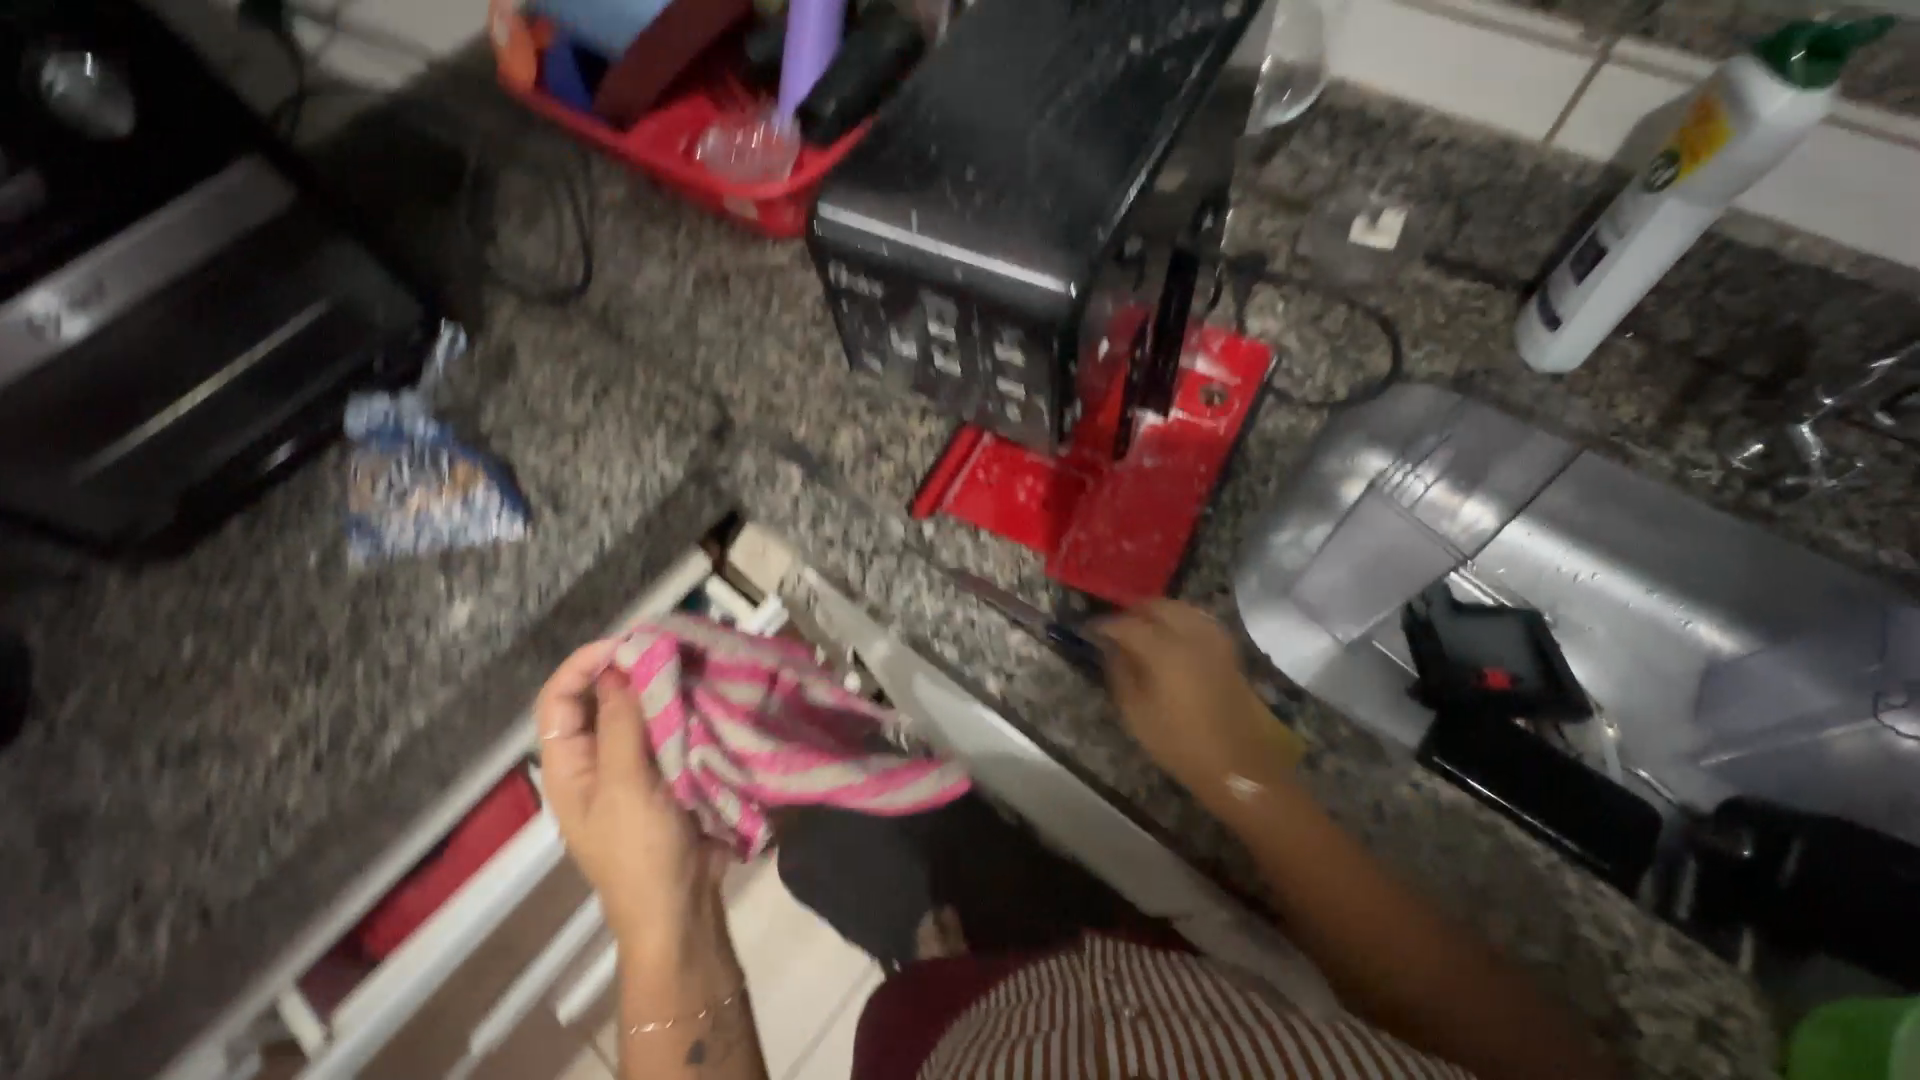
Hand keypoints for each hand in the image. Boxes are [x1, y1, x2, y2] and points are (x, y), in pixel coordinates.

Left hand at [535, 642, 728, 951]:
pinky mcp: (668, 775)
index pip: (558, 700)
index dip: (584, 665)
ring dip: (660, 688)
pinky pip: (669, 731)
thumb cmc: (640, 852)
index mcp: (567, 766)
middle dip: (628, 671)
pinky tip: (705, 695)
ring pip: (638, 713)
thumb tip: (620, 666)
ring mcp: (634, 769)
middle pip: (599, 701)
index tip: (628, 645)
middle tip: (668, 647)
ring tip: (691, 663)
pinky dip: (682, 710)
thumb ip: (620, 725)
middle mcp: (595, 761)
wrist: (680, 909)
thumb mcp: (625, 787)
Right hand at [1093, 601, 1303, 812]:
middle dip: (1133, 611)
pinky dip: (1181, 619)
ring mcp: (1214, 640)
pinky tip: (1172, 634)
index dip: (1105, 624)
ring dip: (1158, 612)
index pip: (1127, 624)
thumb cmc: (1181, 744)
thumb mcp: (1137, 714)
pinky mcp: (1228, 651)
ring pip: (1182, 608)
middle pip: (1158, 606)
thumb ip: (1120, 673)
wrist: (1239, 764)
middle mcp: (1191, 635)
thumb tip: (1109, 648)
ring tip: (1141, 627)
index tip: (1089, 629)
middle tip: (1115, 626)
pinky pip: (1199, 620)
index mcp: (1165, 651)